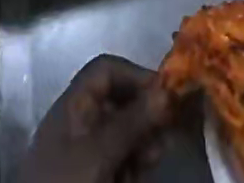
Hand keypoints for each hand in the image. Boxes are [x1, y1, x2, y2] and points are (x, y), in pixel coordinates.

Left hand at [19, 55, 174, 182]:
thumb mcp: (99, 153)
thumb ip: (132, 121)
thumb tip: (167, 90)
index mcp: (73, 105)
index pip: (105, 71)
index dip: (135, 75)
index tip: (164, 92)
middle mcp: (81, 123)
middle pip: (119, 101)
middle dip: (146, 112)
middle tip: (170, 127)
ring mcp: (87, 153)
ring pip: (124, 132)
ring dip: (145, 139)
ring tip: (157, 154)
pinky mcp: (95, 177)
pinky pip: (121, 159)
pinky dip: (136, 161)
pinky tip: (144, 171)